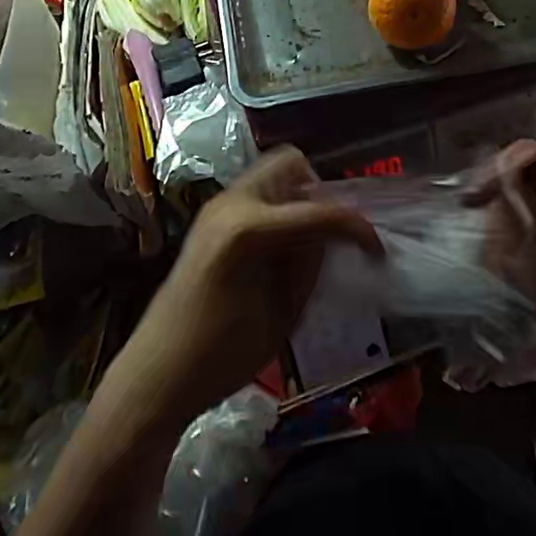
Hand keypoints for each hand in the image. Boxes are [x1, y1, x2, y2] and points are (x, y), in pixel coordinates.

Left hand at [99, 147, 381, 427]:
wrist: (158, 371)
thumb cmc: (222, 355)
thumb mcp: (282, 315)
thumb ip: (309, 265)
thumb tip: (329, 237)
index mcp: (249, 229)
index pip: (319, 210)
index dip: (356, 227)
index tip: (377, 249)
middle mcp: (230, 204)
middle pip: (290, 165)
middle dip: (320, 193)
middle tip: (333, 235)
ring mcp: (215, 209)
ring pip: (271, 177)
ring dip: (297, 200)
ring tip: (308, 246)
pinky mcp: (209, 221)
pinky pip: (254, 197)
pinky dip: (277, 210)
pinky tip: (281, 251)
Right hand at [470, 141, 535, 402]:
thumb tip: (515, 162)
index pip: (534, 159)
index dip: (499, 175)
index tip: (471, 206)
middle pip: (516, 188)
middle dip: (500, 221)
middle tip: (500, 262)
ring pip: (508, 219)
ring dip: (500, 249)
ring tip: (509, 283)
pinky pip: (513, 247)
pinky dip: (504, 266)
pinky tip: (510, 289)